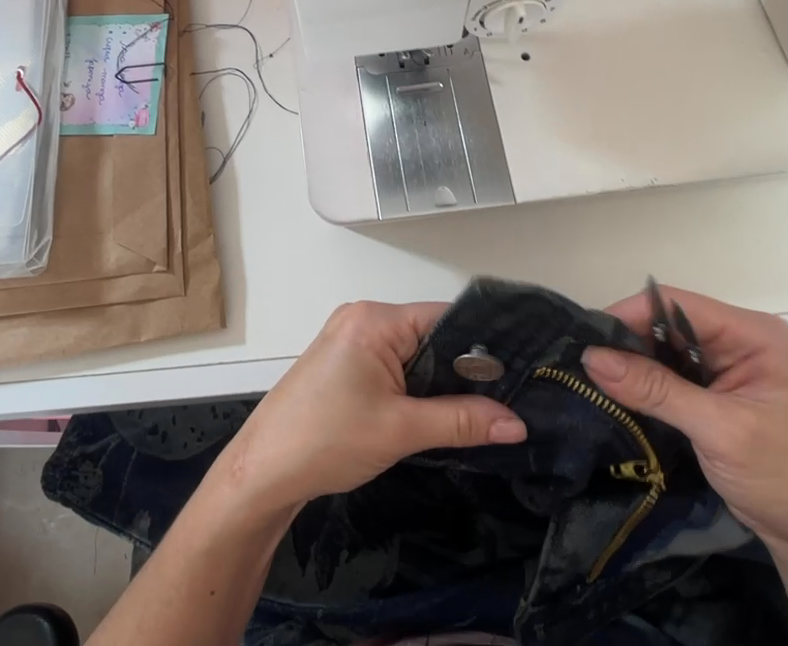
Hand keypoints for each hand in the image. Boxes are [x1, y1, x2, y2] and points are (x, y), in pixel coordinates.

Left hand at [217, 301, 526, 512]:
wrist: (265, 469)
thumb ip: (462, 421)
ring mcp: (349, 339)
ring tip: (482, 410)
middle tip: (510, 399)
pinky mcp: (344, 363)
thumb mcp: (401, 430)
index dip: (485, 346)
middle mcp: (362, 319)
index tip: (522, 373)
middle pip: (432, 334)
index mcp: (374, 320)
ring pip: (414, 353)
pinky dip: (416, 386)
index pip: (446, 317)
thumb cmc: (326, 440)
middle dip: (465, 368)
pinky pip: (393, 364)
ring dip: (440, 381)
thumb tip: (517, 423)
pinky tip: (440, 412)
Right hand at [581, 286, 787, 554]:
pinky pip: (669, 374)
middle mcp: (740, 340)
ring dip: (631, 364)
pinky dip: (643, 384)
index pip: (675, 305)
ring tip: (590, 376)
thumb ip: (655, 389)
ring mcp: (728, 367)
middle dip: (625, 341)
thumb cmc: (787, 479)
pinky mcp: (715, 393)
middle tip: (581, 362)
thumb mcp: (720, 430)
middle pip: (665, 323)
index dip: (627, 315)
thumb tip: (590, 357)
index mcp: (754, 335)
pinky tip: (617, 393)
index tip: (584, 340)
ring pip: (663, 349)